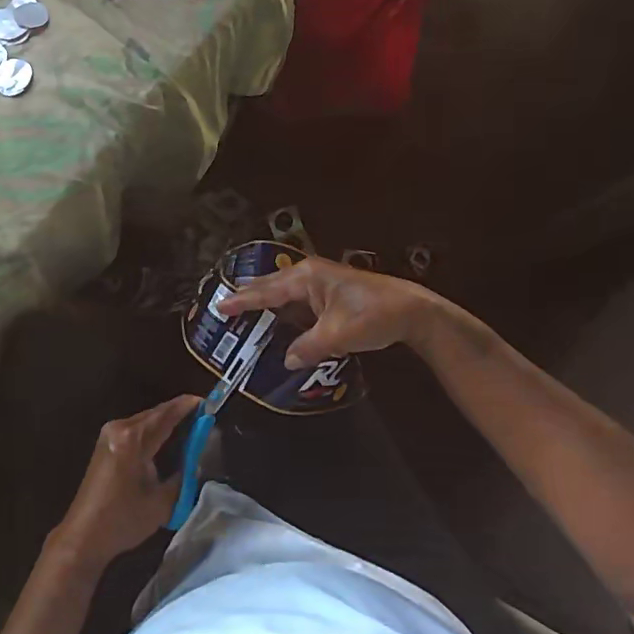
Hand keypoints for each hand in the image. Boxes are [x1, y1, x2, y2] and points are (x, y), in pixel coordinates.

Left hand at [49, 395, 201, 566]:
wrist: (84, 536)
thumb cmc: (123, 520)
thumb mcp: (162, 502)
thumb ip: (183, 476)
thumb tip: (197, 460)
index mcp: (133, 440)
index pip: (166, 415)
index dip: (188, 406)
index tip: (207, 402)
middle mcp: (119, 429)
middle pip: (155, 414)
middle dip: (179, 413)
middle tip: (203, 418)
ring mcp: (109, 434)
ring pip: (145, 420)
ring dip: (166, 422)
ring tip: (190, 427)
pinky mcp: (105, 443)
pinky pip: (135, 429)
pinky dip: (153, 431)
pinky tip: (166, 439)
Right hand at [216, 258, 446, 368]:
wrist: (414, 311)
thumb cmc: (373, 316)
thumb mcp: (337, 336)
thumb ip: (307, 347)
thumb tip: (287, 360)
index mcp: (306, 277)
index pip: (265, 290)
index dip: (241, 300)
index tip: (219, 307)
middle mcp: (309, 274)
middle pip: (271, 285)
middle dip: (249, 296)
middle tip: (225, 306)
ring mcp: (321, 281)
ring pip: (285, 292)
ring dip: (266, 303)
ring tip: (244, 314)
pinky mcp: (331, 292)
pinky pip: (298, 299)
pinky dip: (284, 310)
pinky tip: (278, 321)